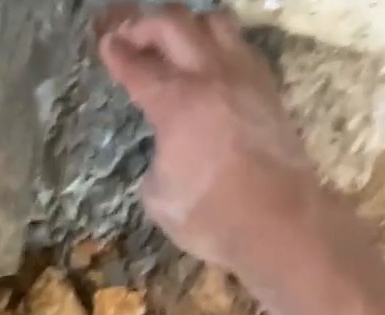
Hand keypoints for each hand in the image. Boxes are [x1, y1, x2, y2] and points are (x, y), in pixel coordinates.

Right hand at [98, 5, 319, 271]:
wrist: (278, 221)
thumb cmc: (210, 216)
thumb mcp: (160, 197)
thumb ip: (157, 162)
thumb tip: (167, 152)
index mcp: (175, 103)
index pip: (138, 67)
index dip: (118, 53)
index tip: (106, 42)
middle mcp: (211, 76)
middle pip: (175, 25)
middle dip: (145, 24)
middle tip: (129, 33)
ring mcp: (245, 77)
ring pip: (215, 22)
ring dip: (188, 24)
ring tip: (175, 41)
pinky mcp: (269, 89)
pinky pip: (240, 47)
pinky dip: (218, 44)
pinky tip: (211, 63)